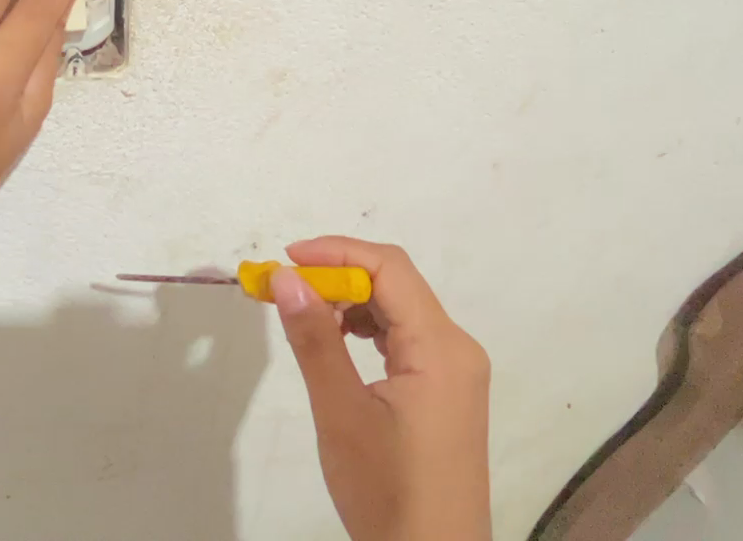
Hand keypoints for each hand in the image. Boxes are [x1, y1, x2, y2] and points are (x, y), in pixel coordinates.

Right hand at [271, 238, 491, 540]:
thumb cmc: (387, 490)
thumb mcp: (340, 413)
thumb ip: (314, 339)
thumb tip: (286, 277)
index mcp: (440, 348)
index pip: (389, 268)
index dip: (336, 251)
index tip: (285, 261)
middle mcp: (457, 348)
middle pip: (396, 283)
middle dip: (338, 274)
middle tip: (286, 287)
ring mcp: (455, 370)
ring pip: (399, 306)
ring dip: (350, 299)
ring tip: (306, 314)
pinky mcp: (446, 390)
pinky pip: (406, 335)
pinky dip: (367, 325)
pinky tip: (338, 339)